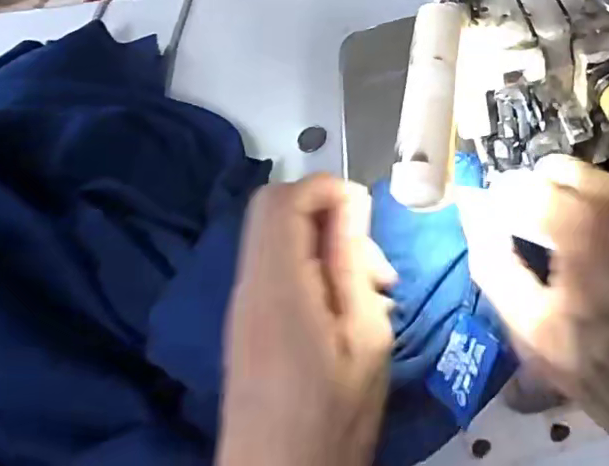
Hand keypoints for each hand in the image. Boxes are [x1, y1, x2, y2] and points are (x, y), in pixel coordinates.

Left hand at [217, 175, 396, 465]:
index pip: (287, 198)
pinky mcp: (245, 320)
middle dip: (326, 209)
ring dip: (322, 239)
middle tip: (365, 253)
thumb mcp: (365, 339)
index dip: (329, 189)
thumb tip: (350, 206)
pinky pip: (275, 263)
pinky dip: (309, 263)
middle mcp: (249, 283)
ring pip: (276, 232)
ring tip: (366, 287)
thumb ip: (354, 264)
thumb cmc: (331, 419)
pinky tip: (342, 306)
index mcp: (278, 285)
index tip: (366, 218)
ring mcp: (242, 302)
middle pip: (273, 205)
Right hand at [459, 156, 608, 464]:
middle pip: (554, 168)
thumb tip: (472, 208)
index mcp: (576, 221)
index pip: (514, 185)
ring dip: (578, 200)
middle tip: (543, 247)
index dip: (499, 212)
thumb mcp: (536, 334)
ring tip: (589, 255)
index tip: (502, 238)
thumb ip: (493, 263)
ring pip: (595, 177)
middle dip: (537, 197)